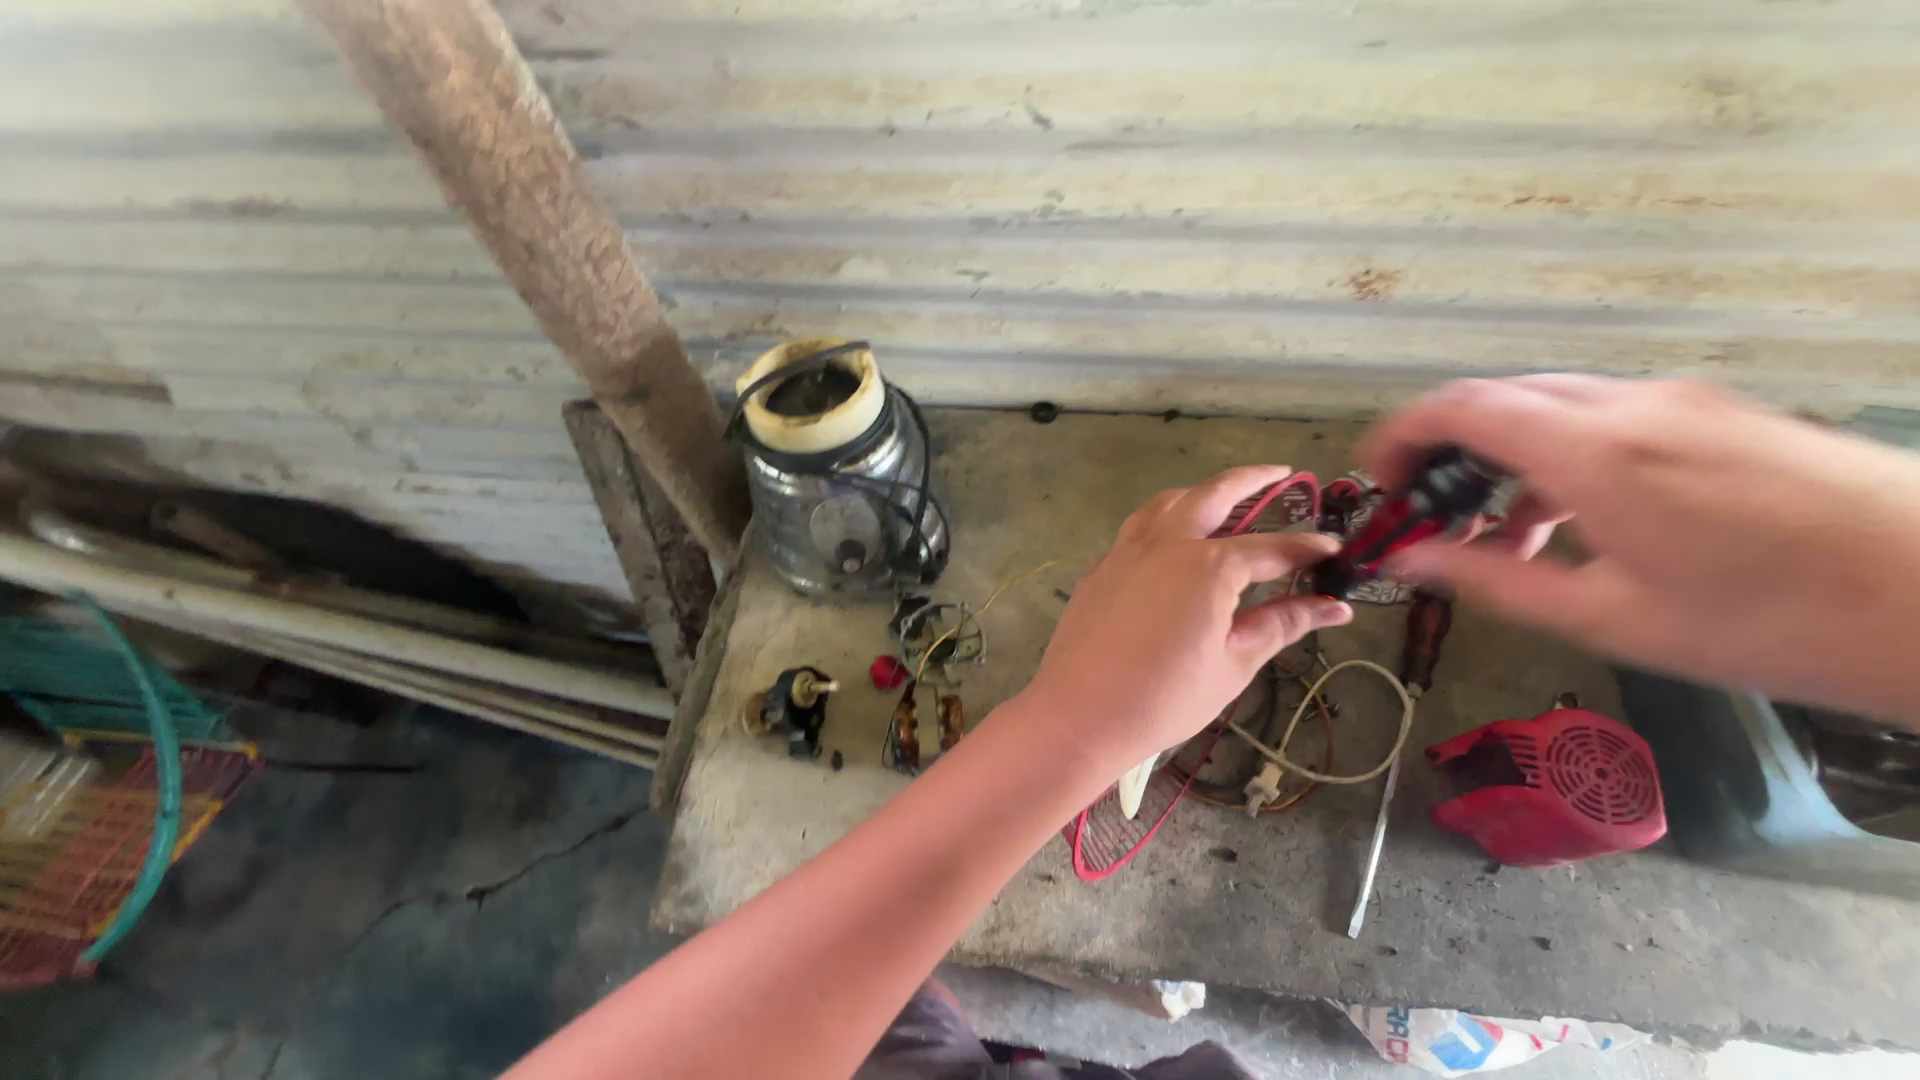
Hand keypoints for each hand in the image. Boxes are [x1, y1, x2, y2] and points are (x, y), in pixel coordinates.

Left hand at [1017, 465, 1353, 777]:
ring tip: (1223, 496)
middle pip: (1213, 495)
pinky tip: (1171, 539)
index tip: (1335, 549)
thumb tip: (1334, 606)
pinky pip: (1138, 529)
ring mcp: (1126, 551)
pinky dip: (1163, 519)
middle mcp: (1166, 543)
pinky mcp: (1101, 568)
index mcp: (1207, 565)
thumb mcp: (1233, 663)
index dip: (1307, 549)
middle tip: (1280, 473)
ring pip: (1167, 503)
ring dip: (1200, 492)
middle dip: (1251, 480)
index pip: (1271, 548)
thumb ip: (1281, 624)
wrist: (1080, 713)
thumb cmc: (1165, 697)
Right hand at [1358, 376, 1919, 723]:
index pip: (1459, 407)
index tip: (1378, 480)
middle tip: (1427, 508)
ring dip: (1501, 452)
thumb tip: (1407, 560)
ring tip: (1494, 526)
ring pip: (1549, 404)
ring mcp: (1679, 402)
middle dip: (1444, 447)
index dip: (1400, 435)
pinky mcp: (1716, 413)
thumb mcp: (1607, 616)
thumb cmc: (1772, 623)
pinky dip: (1555, 452)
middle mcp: (1629, 405)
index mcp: (1592, 452)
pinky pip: (1603, 415)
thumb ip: (1491, 578)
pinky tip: (1568, 515)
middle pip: (1498, 397)